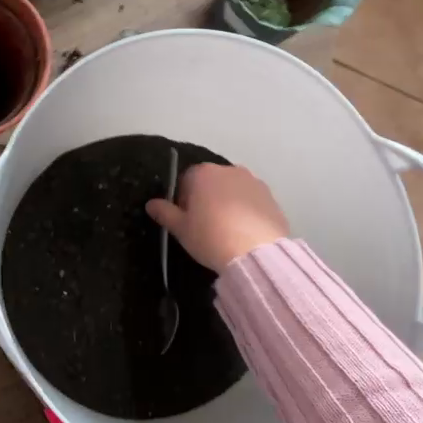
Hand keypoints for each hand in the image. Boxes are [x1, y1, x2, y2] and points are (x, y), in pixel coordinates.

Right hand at [145, 163, 290, 272]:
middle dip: (205, 198)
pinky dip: (245, 210)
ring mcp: (253, 182)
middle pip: (211, 182)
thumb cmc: (210, 237)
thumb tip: (151, 204)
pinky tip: (242, 231)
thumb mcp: (180, 228)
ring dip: (226, 202)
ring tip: (225, 229)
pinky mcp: (271, 197)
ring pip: (232, 190)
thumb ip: (165, 213)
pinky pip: (251, 200)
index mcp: (203, 174)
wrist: (256, 252)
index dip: (182, 199)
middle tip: (203, 224)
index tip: (185, 218)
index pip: (185, 179)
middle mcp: (229, 170)